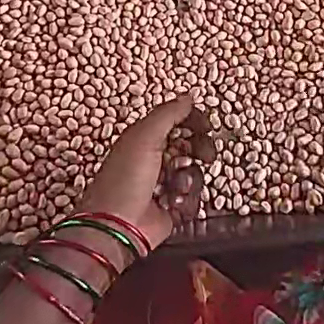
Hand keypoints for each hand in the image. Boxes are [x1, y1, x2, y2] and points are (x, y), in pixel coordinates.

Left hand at [75, 95, 205, 250]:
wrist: (117, 226)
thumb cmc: (124, 179)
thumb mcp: (144, 137)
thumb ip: (167, 114)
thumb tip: (188, 97)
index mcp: (144, 136)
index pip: (176, 120)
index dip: (192, 120)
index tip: (205, 125)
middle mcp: (155, 158)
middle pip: (190, 145)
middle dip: (200, 150)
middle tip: (206, 155)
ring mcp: (164, 183)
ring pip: (194, 173)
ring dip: (188, 180)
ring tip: (174, 188)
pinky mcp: (172, 207)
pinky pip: (193, 198)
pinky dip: (186, 201)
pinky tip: (171, 204)